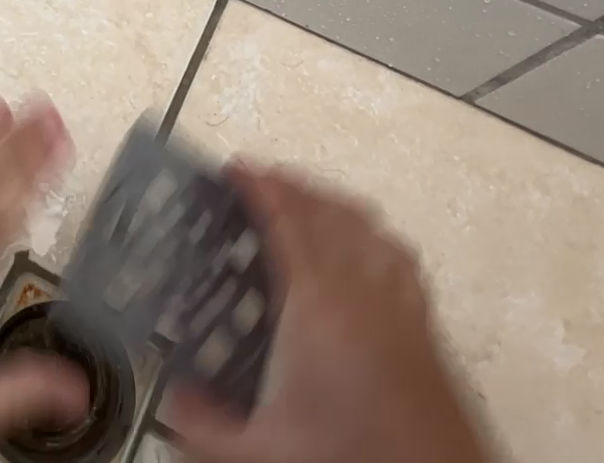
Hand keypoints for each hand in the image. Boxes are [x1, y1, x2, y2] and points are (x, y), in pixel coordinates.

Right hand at [166, 165, 489, 462]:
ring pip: (366, 226)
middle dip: (292, 184)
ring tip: (306, 198)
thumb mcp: (266, 448)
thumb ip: (208, 423)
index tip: (238, 169)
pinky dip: (373, 235)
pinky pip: (397, 256)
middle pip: (327, 211)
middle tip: (262, 177)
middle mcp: (363, 294)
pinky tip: (367, 244)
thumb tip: (177, 402)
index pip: (286, 222)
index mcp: (317, 308)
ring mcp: (400, 305)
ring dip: (331, 202)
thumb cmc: (362, 459)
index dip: (260, 187)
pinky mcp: (425, 326)